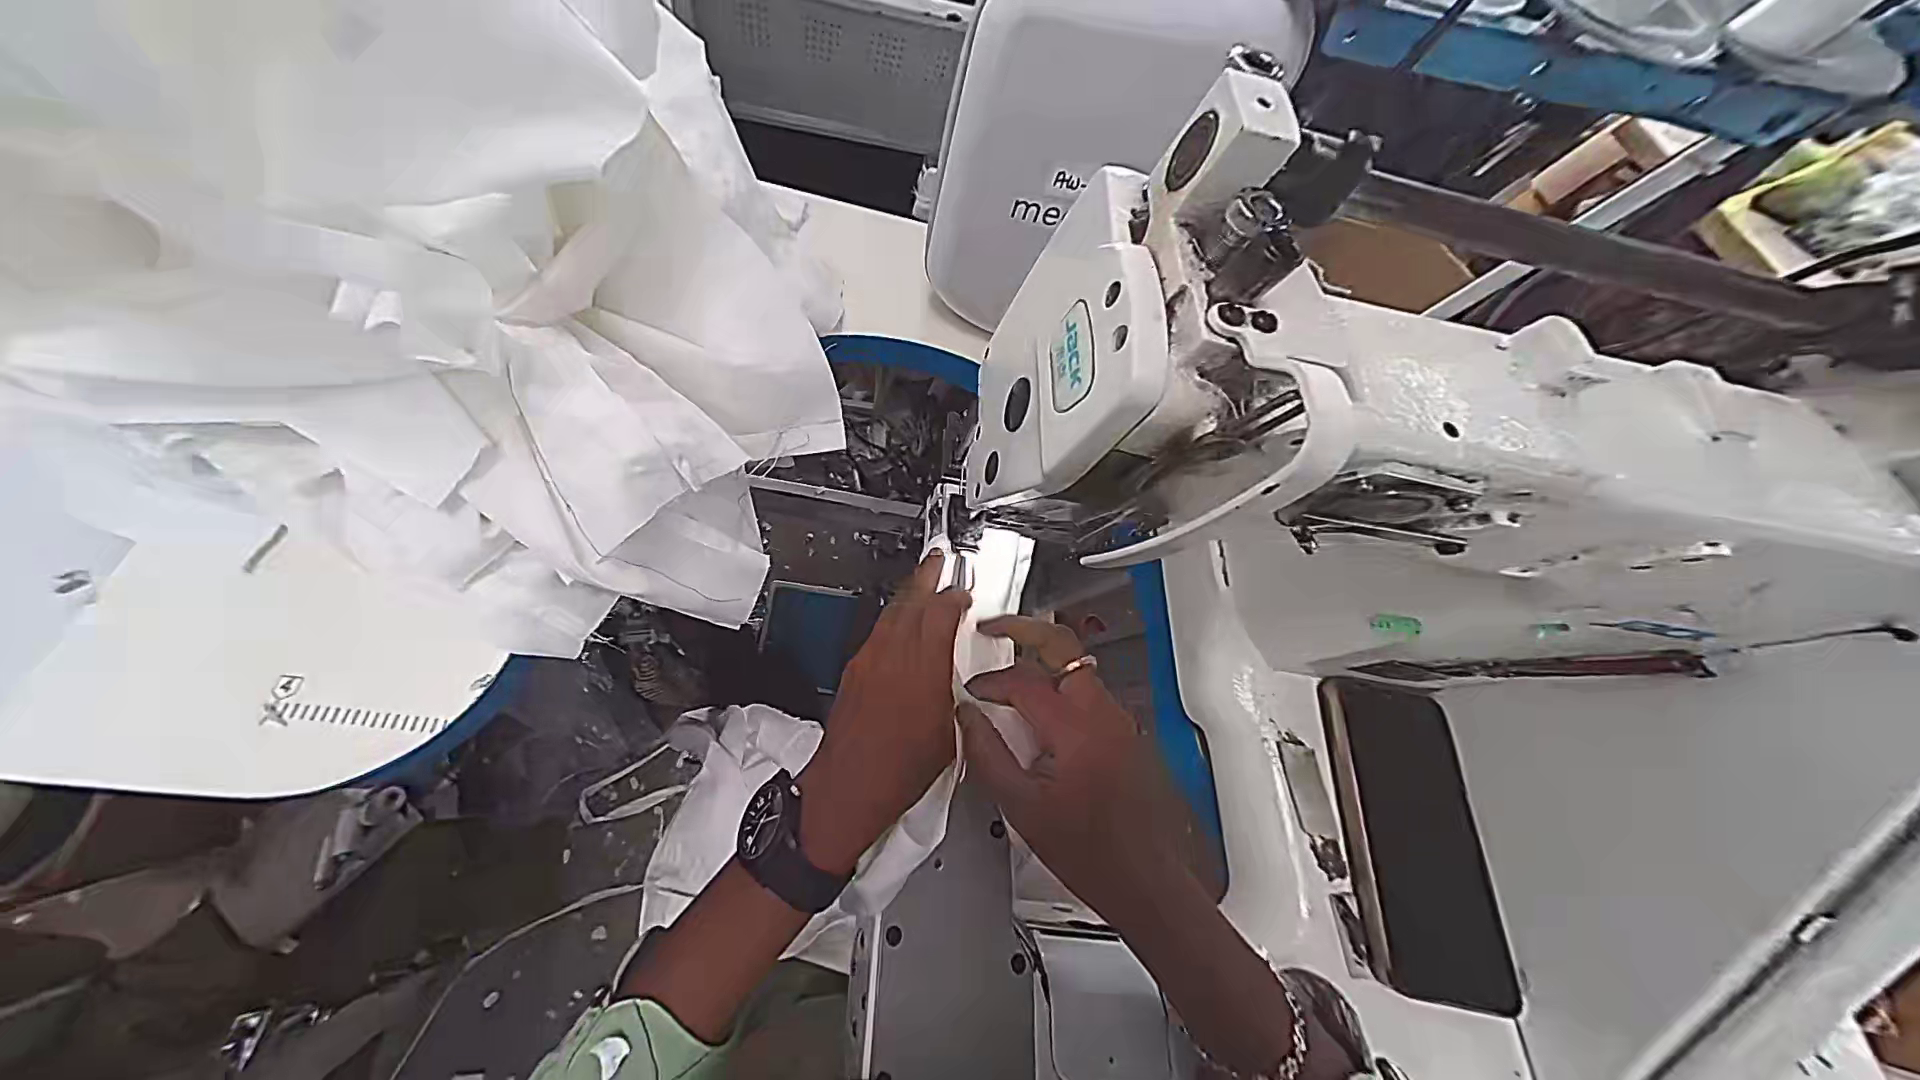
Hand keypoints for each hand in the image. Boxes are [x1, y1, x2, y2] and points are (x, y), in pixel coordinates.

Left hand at [798, 550, 970, 876]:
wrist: (849, 785)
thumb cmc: (897, 770)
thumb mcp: (949, 733)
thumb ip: (954, 695)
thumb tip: (959, 684)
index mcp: (923, 669)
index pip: (940, 613)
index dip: (955, 596)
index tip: (963, 593)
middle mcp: (893, 656)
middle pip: (911, 601)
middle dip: (927, 577)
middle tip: (938, 560)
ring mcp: (870, 660)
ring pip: (891, 612)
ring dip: (908, 594)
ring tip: (920, 583)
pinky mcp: (854, 670)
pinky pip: (877, 630)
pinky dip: (892, 618)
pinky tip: (899, 622)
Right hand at [958, 615, 1186, 924]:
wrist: (1143, 878)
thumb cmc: (1090, 852)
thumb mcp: (1021, 807)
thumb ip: (988, 754)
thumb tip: (967, 718)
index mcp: (1076, 729)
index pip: (1022, 682)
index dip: (989, 682)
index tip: (971, 692)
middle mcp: (1103, 713)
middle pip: (1061, 646)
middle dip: (1022, 630)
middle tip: (992, 627)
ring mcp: (1118, 719)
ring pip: (1076, 665)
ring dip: (1040, 658)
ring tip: (1009, 665)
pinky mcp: (1123, 730)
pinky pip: (1086, 690)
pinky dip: (1057, 684)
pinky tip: (1037, 708)